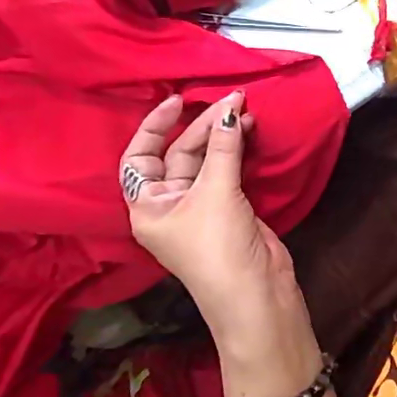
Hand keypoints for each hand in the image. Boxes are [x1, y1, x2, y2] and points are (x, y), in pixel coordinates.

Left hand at [120, 91, 310, 360]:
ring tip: (245, 112)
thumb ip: (223, 147)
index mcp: (148, 206)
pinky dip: (238, 151)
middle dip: (203, 127)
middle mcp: (169, 205)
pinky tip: (249, 132)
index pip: (139, 156)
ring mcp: (201, 207)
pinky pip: (227, 171)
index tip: (179, 101)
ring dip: (224, 137)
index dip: (155, 126)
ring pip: (207, 161)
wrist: (257, 295)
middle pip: (179, 154)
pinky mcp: (229, 208)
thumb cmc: (218, 247)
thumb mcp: (216, 193)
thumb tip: (231, 106)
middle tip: (231, 103)